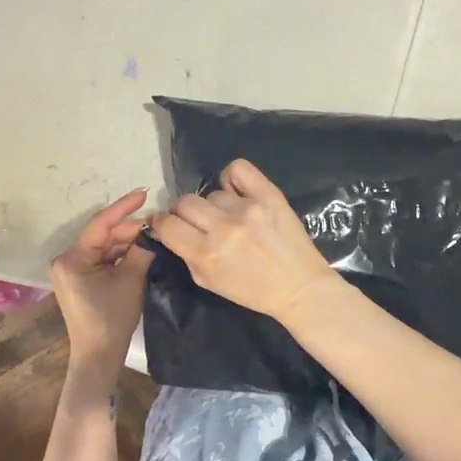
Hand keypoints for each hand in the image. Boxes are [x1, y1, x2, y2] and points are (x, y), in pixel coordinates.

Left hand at [51, 188, 154, 364]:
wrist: (99, 355)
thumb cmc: (112, 318)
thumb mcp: (131, 280)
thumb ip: (141, 250)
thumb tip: (152, 231)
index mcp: (71, 258)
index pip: (100, 224)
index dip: (123, 208)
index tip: (144, 193)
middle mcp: (66, 260)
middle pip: (102, 236)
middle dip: (129, 230)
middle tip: (156, 225)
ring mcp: (71, 271)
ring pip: (103, 248)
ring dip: (126, 243)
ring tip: (152, 237)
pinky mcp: (80, 281)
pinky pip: (102, 260)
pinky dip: (120, 256)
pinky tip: (140, 252)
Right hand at [149, 159, 337, 318]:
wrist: (298, 286)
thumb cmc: (252, 291)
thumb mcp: (208, 282)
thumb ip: (186, 255)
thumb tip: (169, 230)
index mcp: (206, 254)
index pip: (167, 224)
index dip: (162, 223)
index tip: (168, 225)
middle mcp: (223, 228)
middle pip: (185, 202)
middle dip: (184, 213)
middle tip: (197, 222)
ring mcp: (247, 209)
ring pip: (212, 193)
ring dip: (214, 205)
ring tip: (229, 218)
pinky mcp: (269, 196)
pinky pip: (238, 169)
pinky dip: (232, 178)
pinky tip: (237, 193)